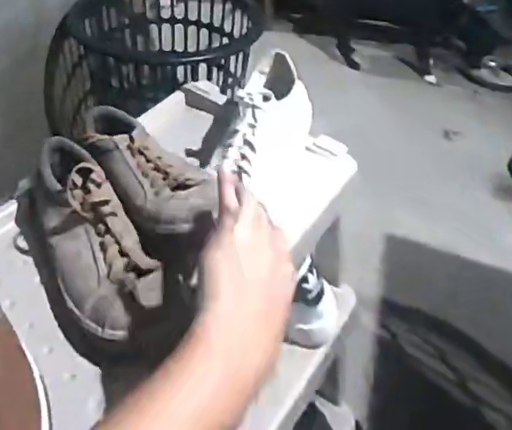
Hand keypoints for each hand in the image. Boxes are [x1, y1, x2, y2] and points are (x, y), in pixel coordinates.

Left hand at [193, 175, 294, 385]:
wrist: (238, 336)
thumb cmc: (256, 340)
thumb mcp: (271, 315)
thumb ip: (266, 295)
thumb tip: (258, 297)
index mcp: (288, 270)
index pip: (280, 240)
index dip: (267, 233)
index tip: (258, 231)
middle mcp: (275, 246)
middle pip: (267, 219)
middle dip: (256, 209)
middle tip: (246, 201)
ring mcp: (254, 233)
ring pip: (249, 205)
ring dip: (242, 194)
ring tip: (235, 177)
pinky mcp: (233, 227)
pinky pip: (229, 199)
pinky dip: (226, 184)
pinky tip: (223, 170)